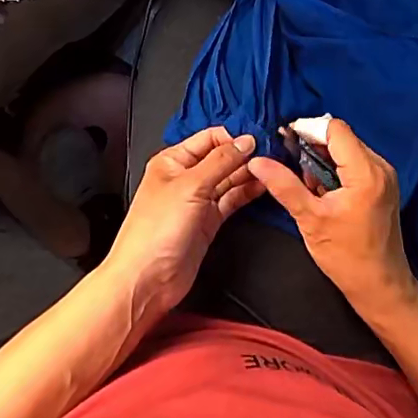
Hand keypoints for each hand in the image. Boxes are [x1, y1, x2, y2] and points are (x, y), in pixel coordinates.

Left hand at [103, 127, 263, 312]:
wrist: (147, 279)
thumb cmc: (152, 233)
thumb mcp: (190, 186)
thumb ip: (220, 161)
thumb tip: (244, 142)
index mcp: (172, 161)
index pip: (209, 138)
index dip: (232, 138)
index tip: (256, 142)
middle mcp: (185, 178)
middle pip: (221, 157)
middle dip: (244, 155)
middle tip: (269, 155)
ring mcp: (197, 200)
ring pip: (228, 179)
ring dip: (248, 173)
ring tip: (271, 169)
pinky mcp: (208, 221)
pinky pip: (231, 200)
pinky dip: (246, 193)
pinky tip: (262, 187)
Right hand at [249, 118, 417, 317]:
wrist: (381, 287)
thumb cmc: (347, 257)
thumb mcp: (310, 219)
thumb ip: (283, 185)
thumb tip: (257, 161)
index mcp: (366, 172)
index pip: (334, 129)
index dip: (307, 130)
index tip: (285, 142)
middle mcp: (380, 167)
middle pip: (340, 137)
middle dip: (312, 146)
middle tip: (292, 168)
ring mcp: (384, 176)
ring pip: (346, 149)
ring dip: (322, 158)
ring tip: (307, 185)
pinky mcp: (382, 185)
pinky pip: (354, 162)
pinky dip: (334, 168)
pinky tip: (322, 191)